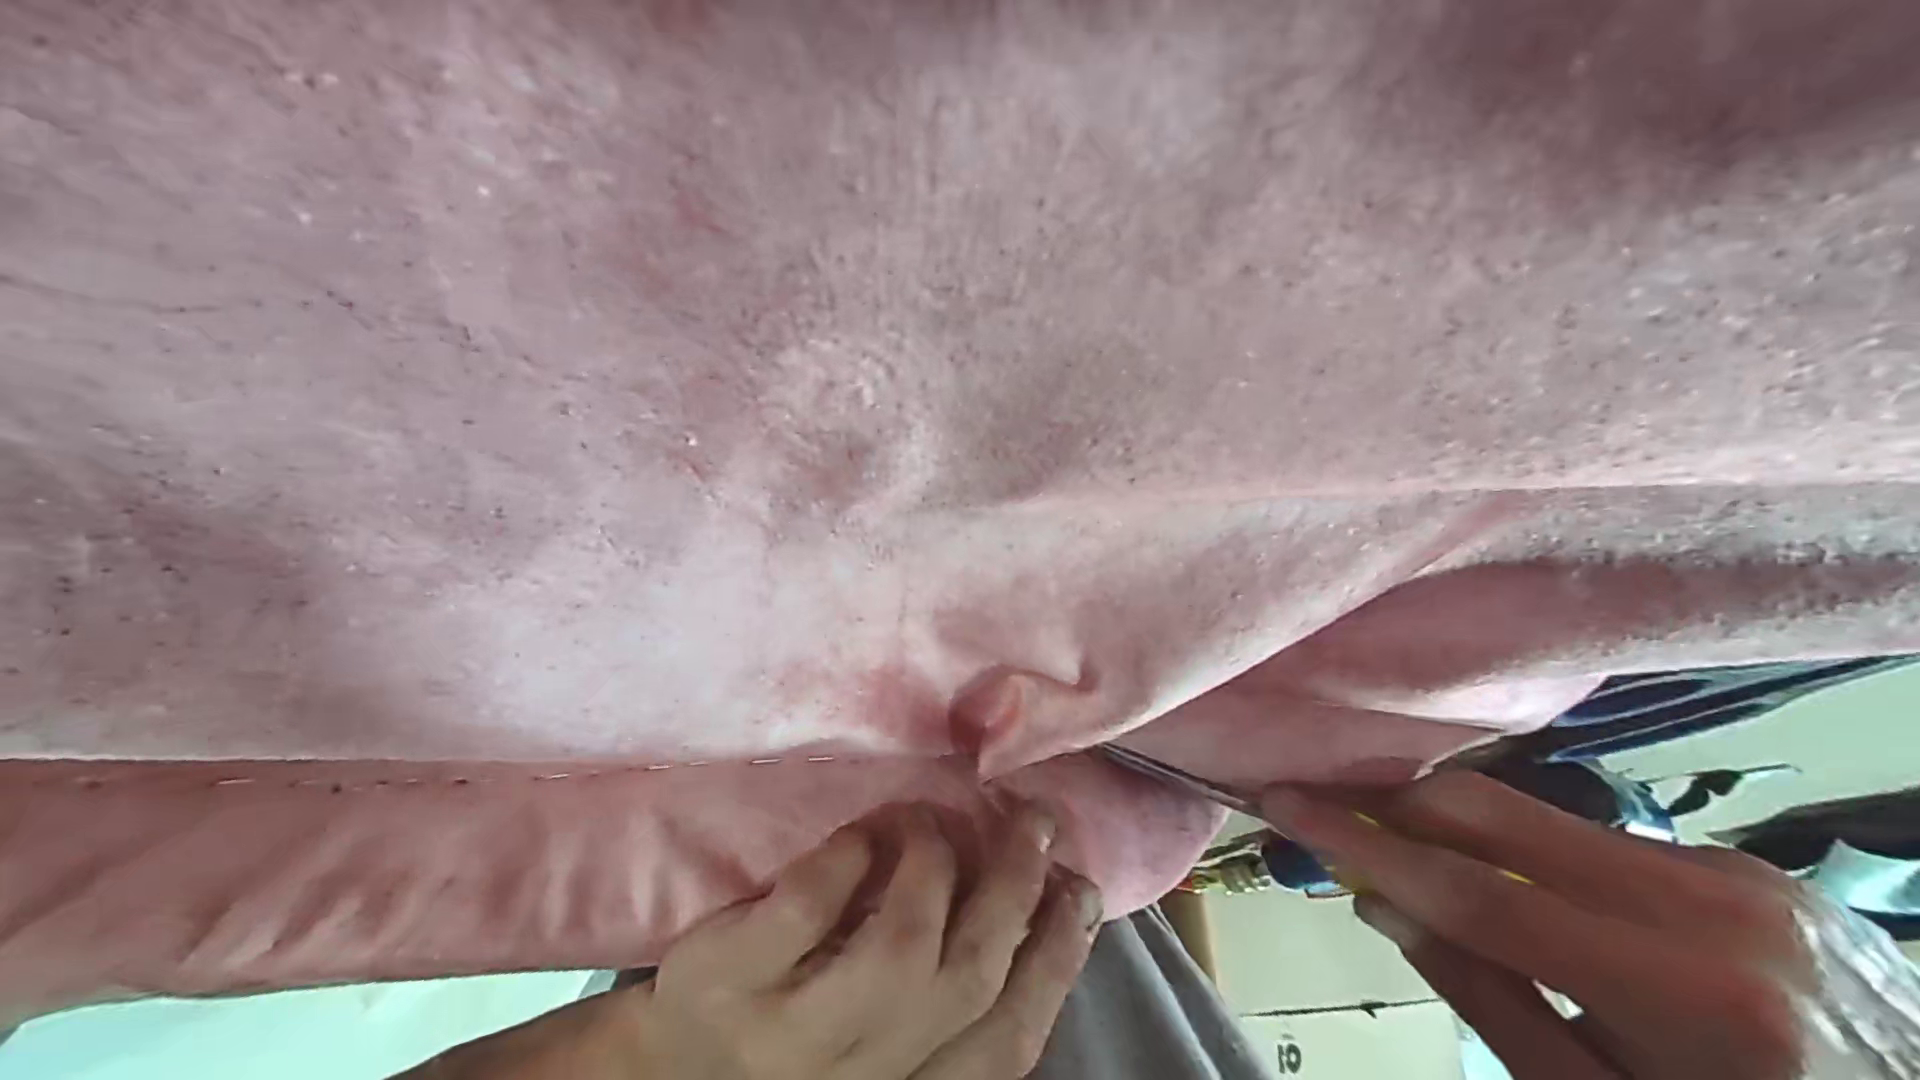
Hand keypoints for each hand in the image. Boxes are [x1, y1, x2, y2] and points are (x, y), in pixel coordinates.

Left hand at [405, 803, 1102, 1079]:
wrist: (655, 1075)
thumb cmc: (789, 1038)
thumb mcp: (876, 1043)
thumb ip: (941, 996)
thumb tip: (1025, 907)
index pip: (1007, 1040)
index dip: (1056, 959)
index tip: (1079, 887)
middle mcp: (861, 1079)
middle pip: (967, 980)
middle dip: (1013, 887)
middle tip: (1032, 819)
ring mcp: (791, 1037)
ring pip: (902, 948)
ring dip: (932, 862)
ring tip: (935, 818)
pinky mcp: (727, 980)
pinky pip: (808, 905)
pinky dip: (850, 854)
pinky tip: (867, 829)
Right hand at [1261, 772, 1815, 1079]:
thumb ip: (1484, 997)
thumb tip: (1378, 902)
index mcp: (1693, 997)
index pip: (1477, 892)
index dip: (1364, 843)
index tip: (1284, 803)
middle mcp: (1718, 905)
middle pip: (1497, 815)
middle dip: (1392, 803)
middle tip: (1323, 806)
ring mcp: (1738, 870)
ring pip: (1535, 815)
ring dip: (1449, 824)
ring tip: (1400, 848)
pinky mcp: (1740, 860)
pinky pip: (1586, 836)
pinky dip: (1520, 847)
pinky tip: (1512, 884)